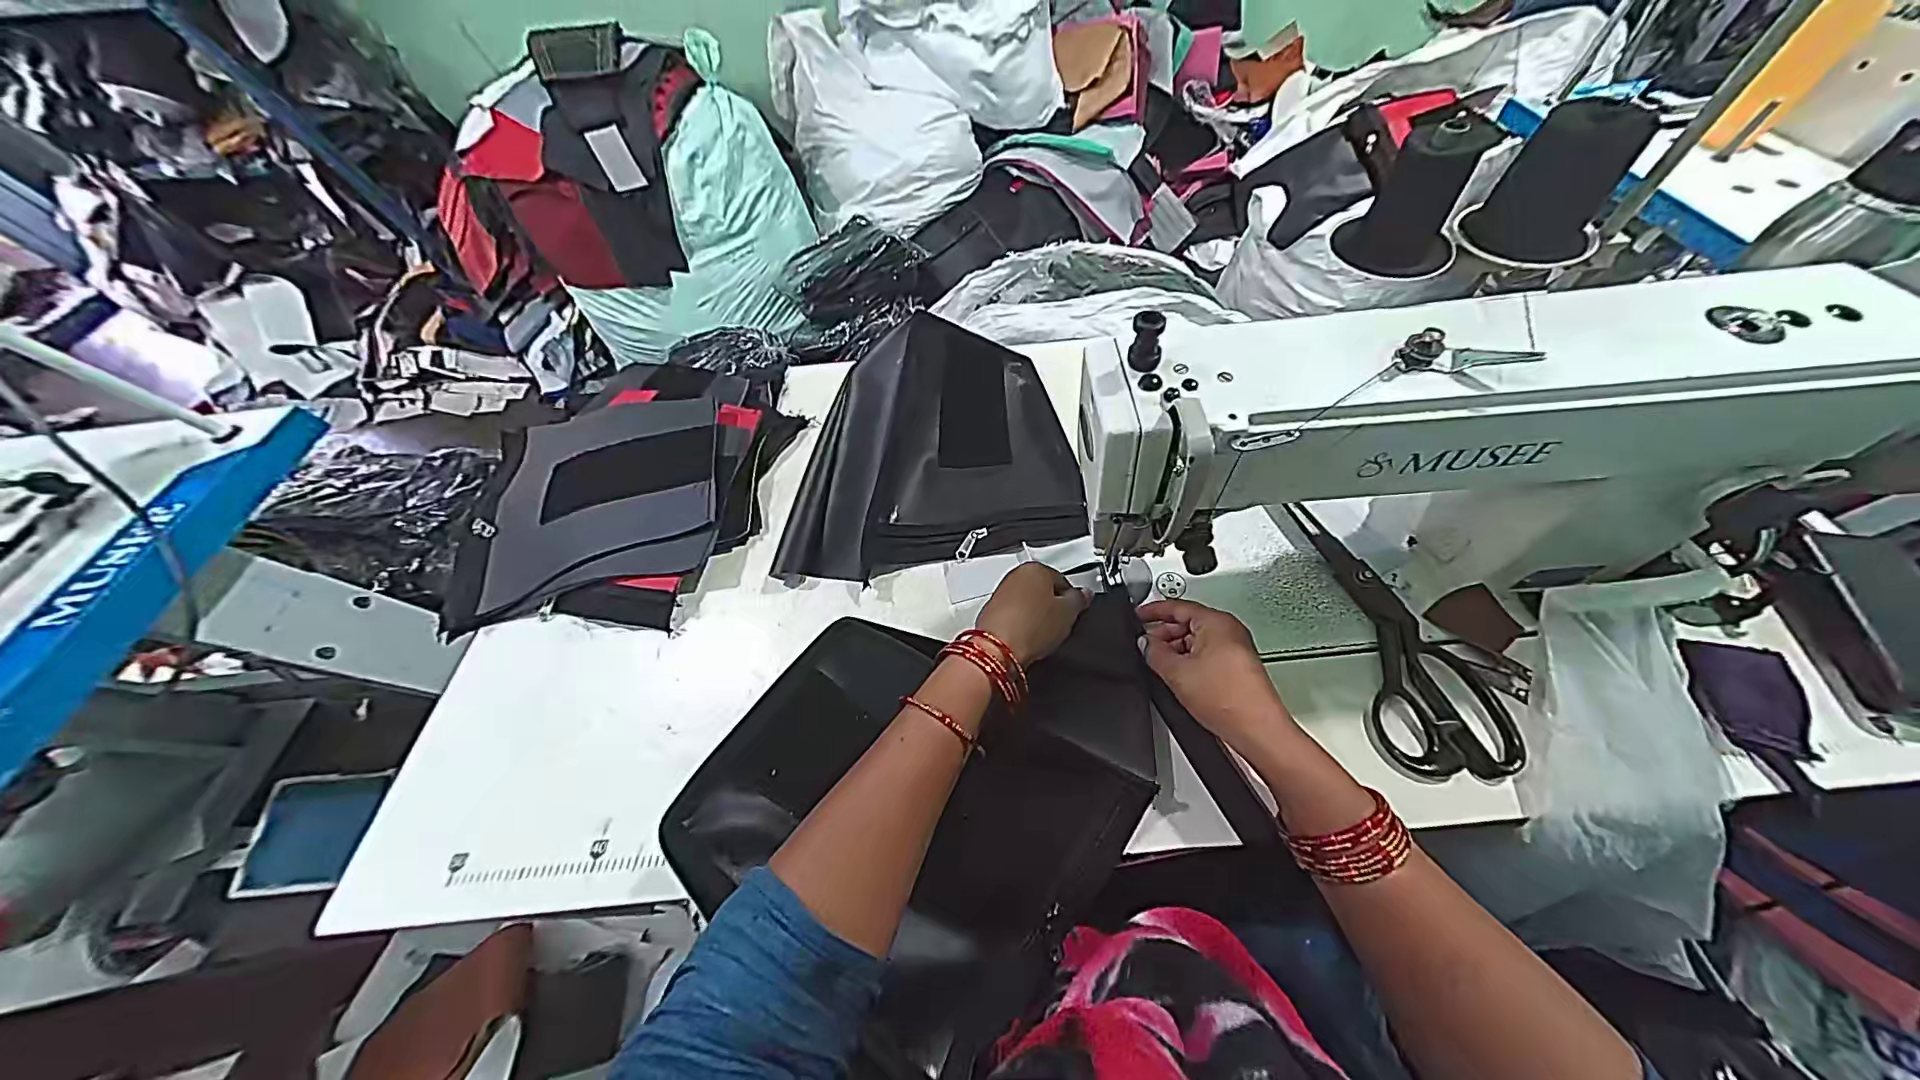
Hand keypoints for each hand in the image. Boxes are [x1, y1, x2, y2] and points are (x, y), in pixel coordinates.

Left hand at [976, 563, 1091, 665]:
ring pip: (1027, 602)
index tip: (1075, 609)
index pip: (1062, 579)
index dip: (1072, 598)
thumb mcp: (1068, 613)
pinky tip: (1027, 637)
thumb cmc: (1029, 627)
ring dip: (1036, 615)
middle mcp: (1015, 576)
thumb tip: (1083, 595)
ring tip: (1043, 633)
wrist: (998, 648)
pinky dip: (1021, 624)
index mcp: (1035, 568)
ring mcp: (1001, 593)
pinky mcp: (991, 612)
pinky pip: (1014, 616)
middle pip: (1042, 590)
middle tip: (1060, 623)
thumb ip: (1079, 600)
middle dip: (1052, 605)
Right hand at [1138, 599, 1297, 754]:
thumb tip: (1146, 644)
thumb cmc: (1231, 700)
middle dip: (1163, 633)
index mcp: (1217, 622)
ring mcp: (1235, 648)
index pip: (1178, 606)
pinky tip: (1178, 675)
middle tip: (1145, 644)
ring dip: (1175, 649)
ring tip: (1160, 664)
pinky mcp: (1236, 666)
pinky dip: (1189, 660)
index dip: (1153, 610)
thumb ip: (1154, 652)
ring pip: (1196, 639)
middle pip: (1187, 621)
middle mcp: (1229, 631)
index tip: (1139, 615)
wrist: (1257, 729)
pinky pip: (1206, 654)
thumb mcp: (1177, 673)